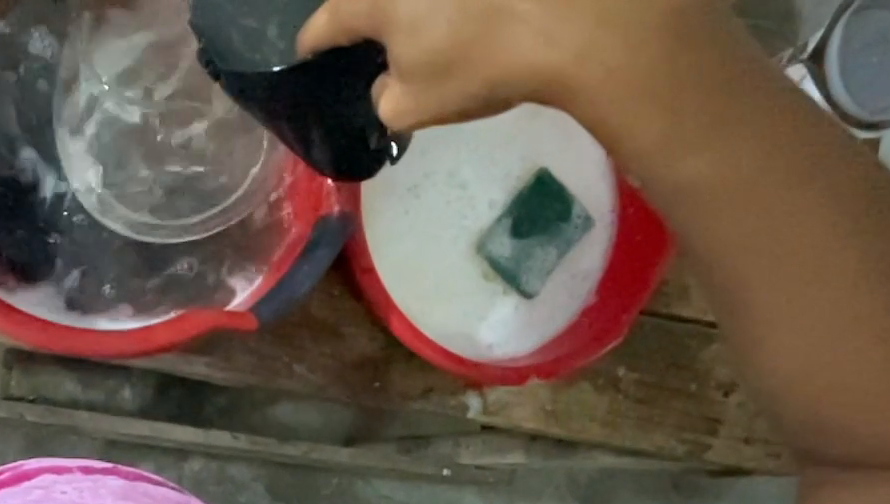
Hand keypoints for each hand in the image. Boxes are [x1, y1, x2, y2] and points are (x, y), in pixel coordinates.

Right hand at [296, 0, 733, 130]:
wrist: (581, 16)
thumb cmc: (481, 65)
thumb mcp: (412, 108)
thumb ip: (381, 100)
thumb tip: (385, 83)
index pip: (324, 24)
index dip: (312, 46)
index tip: (309, 57)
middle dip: (365, 18)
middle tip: (373, 45)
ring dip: (412, 11)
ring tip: (427, 30)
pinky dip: (453, 7)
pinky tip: (469, 17)